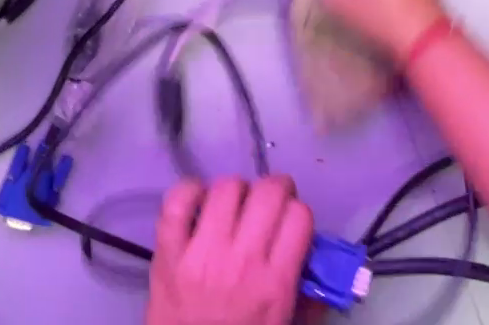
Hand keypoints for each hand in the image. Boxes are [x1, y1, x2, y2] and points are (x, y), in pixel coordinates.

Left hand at [146, 176, 314, 324]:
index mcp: (274, 284)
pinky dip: (189, 191)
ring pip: (226, 188)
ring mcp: (201, 253)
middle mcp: (242, 261)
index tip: (289, 221)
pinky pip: (177, 201)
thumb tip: (320, 262)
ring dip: (235, 191)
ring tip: (233, 207)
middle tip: (268, 203)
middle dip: (274, 189)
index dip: (297, 212)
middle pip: (267, 192)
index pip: (299, 216)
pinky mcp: (168, 252)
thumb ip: (308, 298)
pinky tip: (198, 203)